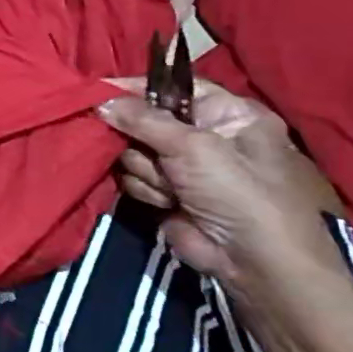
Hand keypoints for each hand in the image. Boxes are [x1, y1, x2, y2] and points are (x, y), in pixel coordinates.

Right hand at [98, 78, 344, 285]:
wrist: (256, 264)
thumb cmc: (240, 195)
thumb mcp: (194, 147)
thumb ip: (142, 118)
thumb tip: (98, 99)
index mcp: (227, 114)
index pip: (170, 86)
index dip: (135, 88)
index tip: (96, 91)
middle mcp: (204, 134)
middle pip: (143, 118)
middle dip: (137, 138)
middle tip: (146, 151)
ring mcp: (183, 164)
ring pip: (132, 149)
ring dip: (145, 169)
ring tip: (171, 188)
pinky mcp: (165, 189)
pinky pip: (132, 174)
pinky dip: (145, 187)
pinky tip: (166, 202)